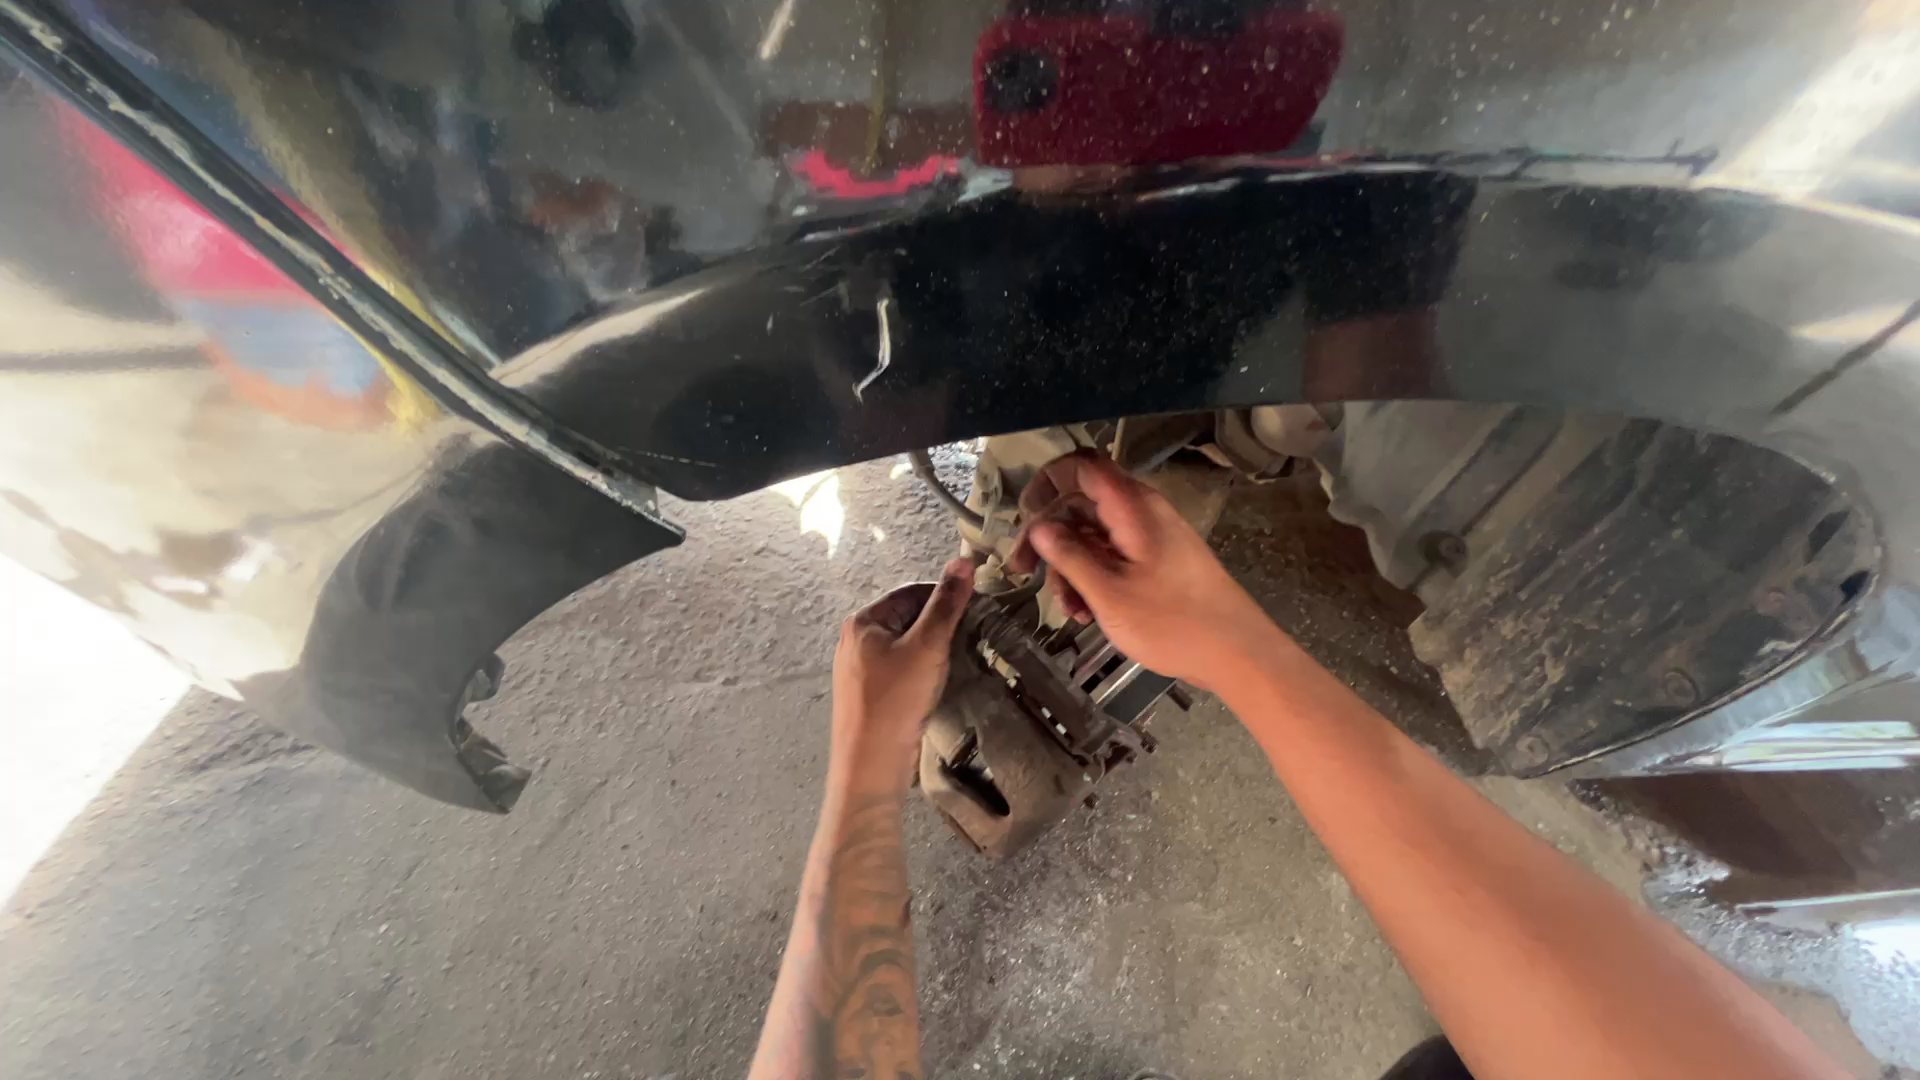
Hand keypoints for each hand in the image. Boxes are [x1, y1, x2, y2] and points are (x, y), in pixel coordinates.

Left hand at [830, 557, 973, 793]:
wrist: (871, 766)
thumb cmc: (897, 701)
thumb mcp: (927, 646)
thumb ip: (947, 604)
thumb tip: (964, 560)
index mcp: (863, 621)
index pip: (912, 592)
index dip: (945, 597)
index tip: (976, 610)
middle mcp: (855, 639)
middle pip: (907, 617)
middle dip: (939, 624)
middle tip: (971, 637)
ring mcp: (858, 669)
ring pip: (905, 644)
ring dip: (932, 648)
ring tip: (957, 660)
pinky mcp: (867, 694)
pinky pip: (899, 668)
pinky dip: (920, 669)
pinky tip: (936, 683)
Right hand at [1008, 450, 1284, 690]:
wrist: (1237, 652)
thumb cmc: (1173, 622)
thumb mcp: (1109, 593)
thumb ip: (1070, 556)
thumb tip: (1038, 527)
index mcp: (1132, 507)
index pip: (1082, 466)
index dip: (1047, 480)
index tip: (1025, 514)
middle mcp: (1140, 513)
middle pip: (1080, 504)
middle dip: (1048, 537)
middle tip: (1023, 571)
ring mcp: (1149, 538)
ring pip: (1092, 536)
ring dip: (1069, 567)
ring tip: (1068, 609)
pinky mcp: (1155, 562)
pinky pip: (1111, 557)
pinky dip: (1092, 578)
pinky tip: (1086, 612)